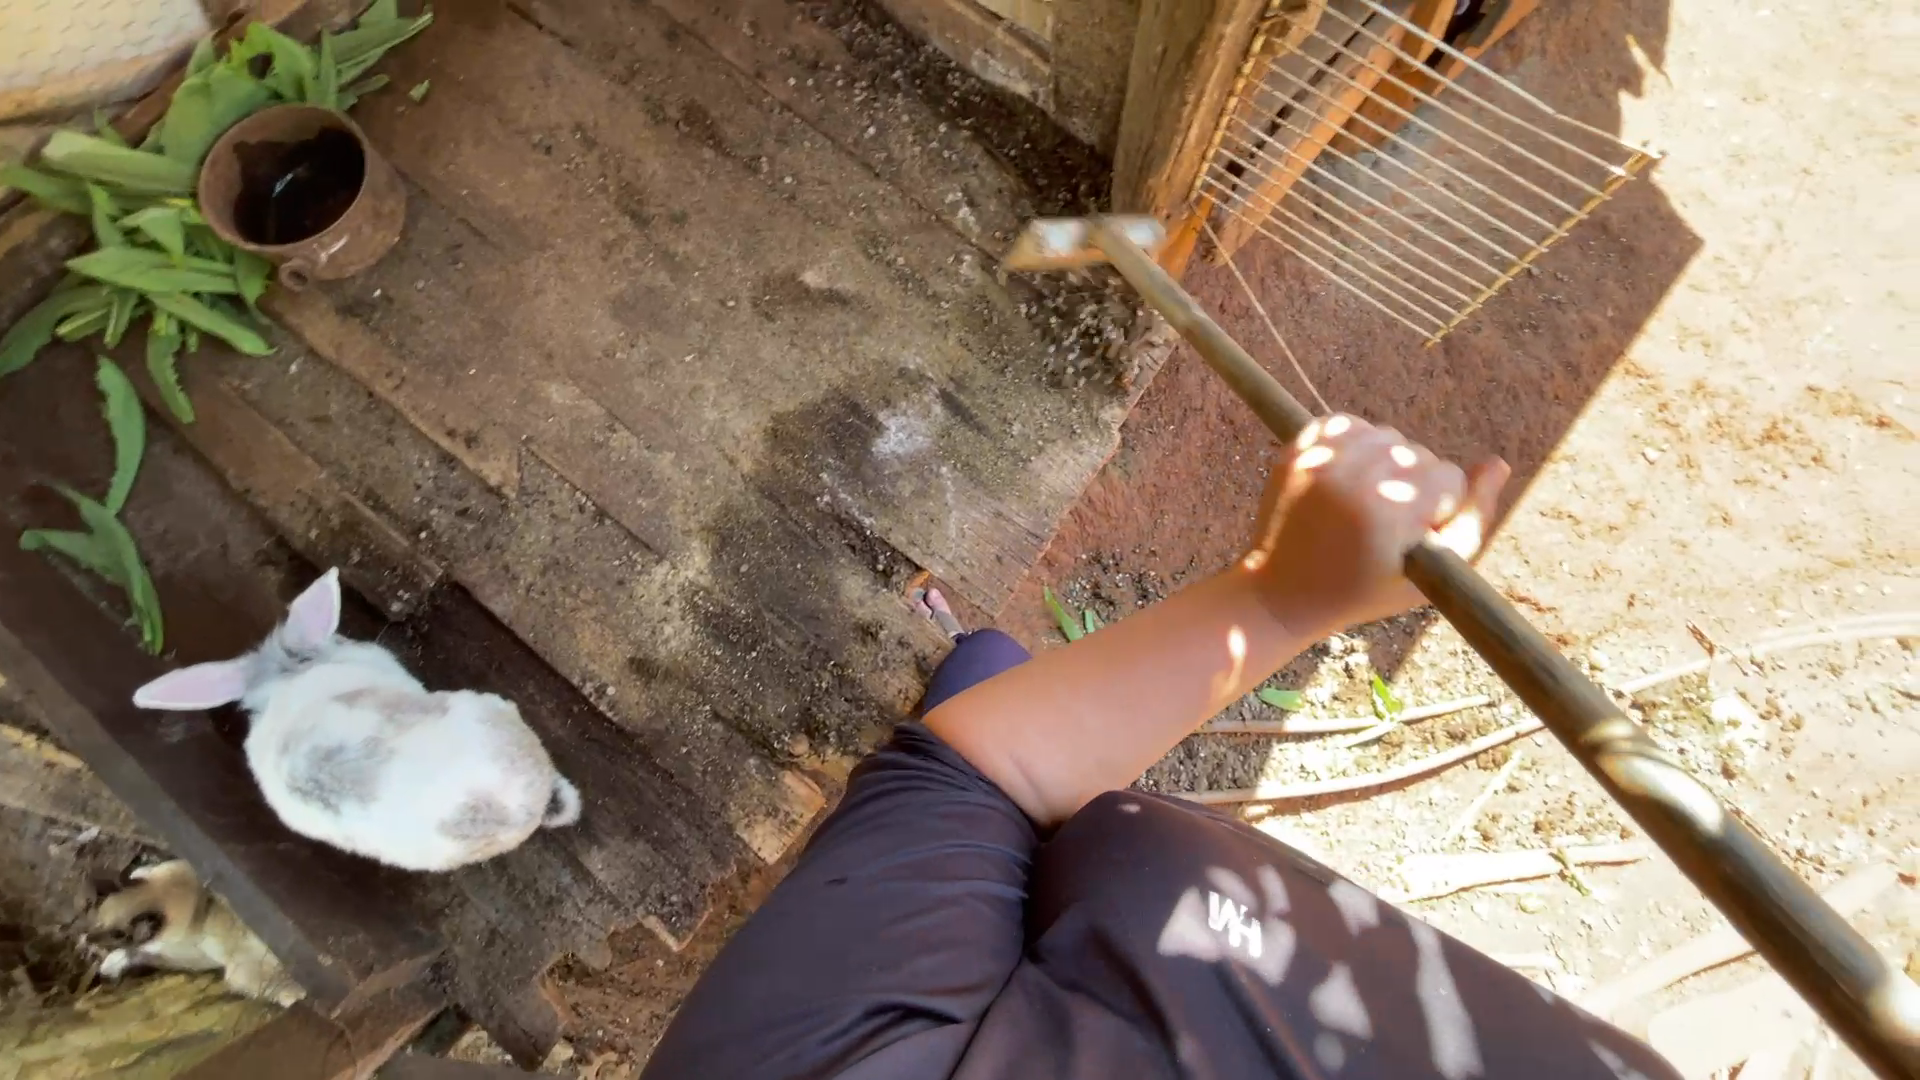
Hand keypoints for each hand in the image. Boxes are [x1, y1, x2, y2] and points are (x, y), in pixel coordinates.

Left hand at [1241, 414, 1509, 635]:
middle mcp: (1349, 476)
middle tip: (1381, 525)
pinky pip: (1344, 423)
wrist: (1280, 592)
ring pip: (1385, 436)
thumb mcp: (1430, 572)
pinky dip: (1354, 443)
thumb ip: (1473, 519)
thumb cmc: (1362, 589)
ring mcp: (1316, 460)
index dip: (1438, 511)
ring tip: (1367, 500)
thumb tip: (1496, 463)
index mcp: (1386, 508)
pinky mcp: (1294, 452)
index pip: (1448, 478)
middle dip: (1412, 486)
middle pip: (1417, 453)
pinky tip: (1349, 475)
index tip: (1408, 539)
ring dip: (1385, 462)